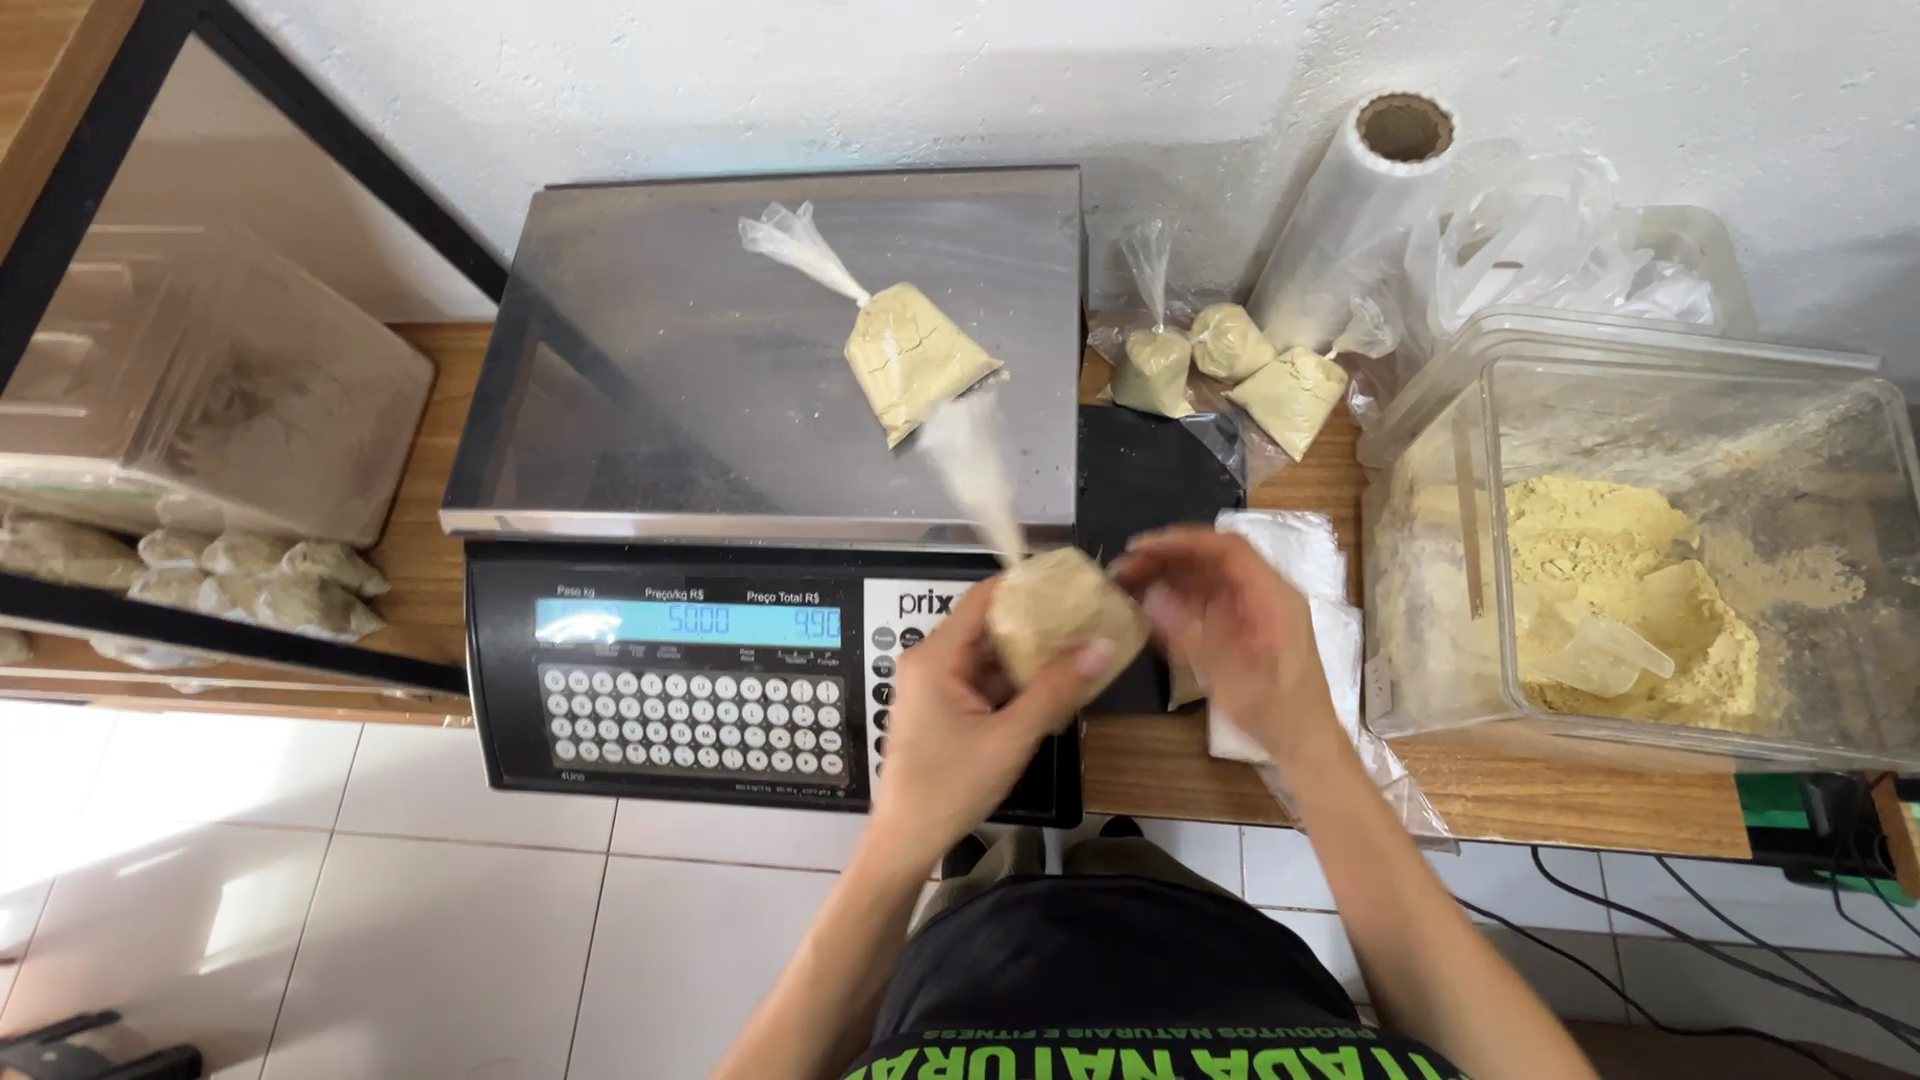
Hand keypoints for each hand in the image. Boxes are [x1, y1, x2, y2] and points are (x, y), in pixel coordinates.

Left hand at [866, 578, 1112, 871]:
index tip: (1067, 584)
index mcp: (935, 656)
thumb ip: (1056, 690)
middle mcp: (931, 660)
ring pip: (989, 656)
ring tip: (1079, 647)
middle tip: (1085, 618)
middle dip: (1036, 623)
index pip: (983, 598)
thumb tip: (1100, 646)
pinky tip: (1053, 685)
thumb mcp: (1010, 738)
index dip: (1025, 585)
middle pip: (988, 626)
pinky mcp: (944, 707)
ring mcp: (935, 685)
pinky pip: (984, 681)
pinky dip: (1015, 683)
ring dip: (1029, 656)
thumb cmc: (948, 787)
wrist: (906, 840)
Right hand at [1113, 527, 1339, 764]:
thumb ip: (1190, 632)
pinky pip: (1205, 599)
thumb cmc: (1276, 711)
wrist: (1305, 743)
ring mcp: (1251, 609)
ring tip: (1128, 582)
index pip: (1227, 550)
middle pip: (1212, 559)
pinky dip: (1175, 598)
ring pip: (1205, 576)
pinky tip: (1147, 605)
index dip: (1183, 541)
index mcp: (1273, 597)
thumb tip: (1150, 595)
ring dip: (1167, 575)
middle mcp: (1263, 594)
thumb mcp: (1230, 674)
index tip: (1143, 548)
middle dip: (1167, 557)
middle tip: (1125, 568)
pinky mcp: (1240, 624)